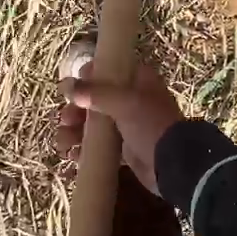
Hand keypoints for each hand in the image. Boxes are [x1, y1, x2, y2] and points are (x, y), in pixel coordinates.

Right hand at [54, 42, 184, 197]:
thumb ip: (95, 93)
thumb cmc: (151, 124)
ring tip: (63, 143)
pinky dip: (86, 149)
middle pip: (96, 99)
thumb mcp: (124, 103)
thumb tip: (66, 86)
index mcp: (138, 80)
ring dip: (76, 131)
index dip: (88, 77)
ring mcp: (129, 124)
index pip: (108, 70)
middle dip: (76, 109)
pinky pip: (100, 146)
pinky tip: (72, 156)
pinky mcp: (125, 149)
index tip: (71, 87)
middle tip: (64, 119)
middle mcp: (132, 99)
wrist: (174, 165)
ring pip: (95, 124)